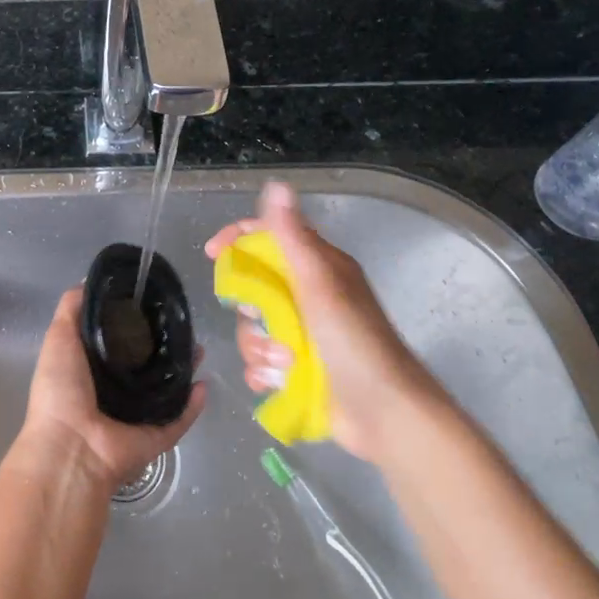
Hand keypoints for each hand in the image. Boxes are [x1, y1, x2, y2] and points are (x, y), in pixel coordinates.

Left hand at [15, 287, 206, 492]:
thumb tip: (89, 282)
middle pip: (145, 363)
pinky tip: (204, 383)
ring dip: (184, 369)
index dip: (132, 322)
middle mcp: (113, 392)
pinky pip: (180, 418)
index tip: (151, 302)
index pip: (116, 340)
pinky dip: (194, 404)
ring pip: (167, 388)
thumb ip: (72, 308)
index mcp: (90, 369)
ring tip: (199, 347)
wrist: (72, 447)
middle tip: (181, 323)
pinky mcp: (156, 437)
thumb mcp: (59, 337)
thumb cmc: (61, 389)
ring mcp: (136, 416)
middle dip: (163, 344)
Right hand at [205, 181, 440, 460]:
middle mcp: (309, 296)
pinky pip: (260, 363)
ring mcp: (303, 335)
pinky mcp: (298, 369)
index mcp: (319, 267)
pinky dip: (264, 373)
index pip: (269, 237)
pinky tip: (278, 383)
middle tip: (263, 321)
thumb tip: (276, 185)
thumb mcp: (319, 283)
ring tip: (284, 365)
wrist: (385, 413)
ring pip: (253, 329)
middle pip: (254, 288)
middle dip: (250, 310)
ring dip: (259, 348)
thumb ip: (292, 236)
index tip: (213, 254)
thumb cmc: (354, 341)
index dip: (239, 239)